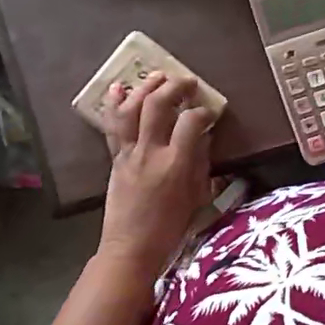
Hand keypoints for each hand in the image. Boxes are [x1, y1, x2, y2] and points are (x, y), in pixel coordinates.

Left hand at [98, 72, 214, 278]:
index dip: (204, 112)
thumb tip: (203, 139)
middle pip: (158, 105)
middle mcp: (150, 153)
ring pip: (132, 109)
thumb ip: (201, 165)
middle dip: (174, 87)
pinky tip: (120, 88)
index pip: (191, 122)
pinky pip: (113, 125)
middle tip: (187, 82)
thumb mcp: (197, 198)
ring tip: (158, 76)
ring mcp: (129, 154)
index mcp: (176, 165)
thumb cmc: (171, 229)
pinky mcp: (115, 159)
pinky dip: (116, 104)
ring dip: (145, 88)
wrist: (132, 248)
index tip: (210, 112)